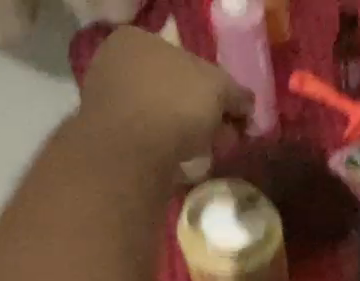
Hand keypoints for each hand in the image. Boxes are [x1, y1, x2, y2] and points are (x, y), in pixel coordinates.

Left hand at [77, 28, 252, 161]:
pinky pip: (151, 139)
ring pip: (164, 116)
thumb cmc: (176, 104)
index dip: (215, 88)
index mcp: (140, 39)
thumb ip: (237, 93)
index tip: (233, 114)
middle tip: (226, 137)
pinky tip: (184, 162)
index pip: (188, 61)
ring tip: (209, 154)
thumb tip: (248, 103)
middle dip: (204, 114)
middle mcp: (119, 63)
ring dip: (189, 134)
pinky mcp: (111, 136)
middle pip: (176, 90)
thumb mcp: (219, 89)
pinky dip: (170, 148)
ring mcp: (111, 100)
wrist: (132, 150)